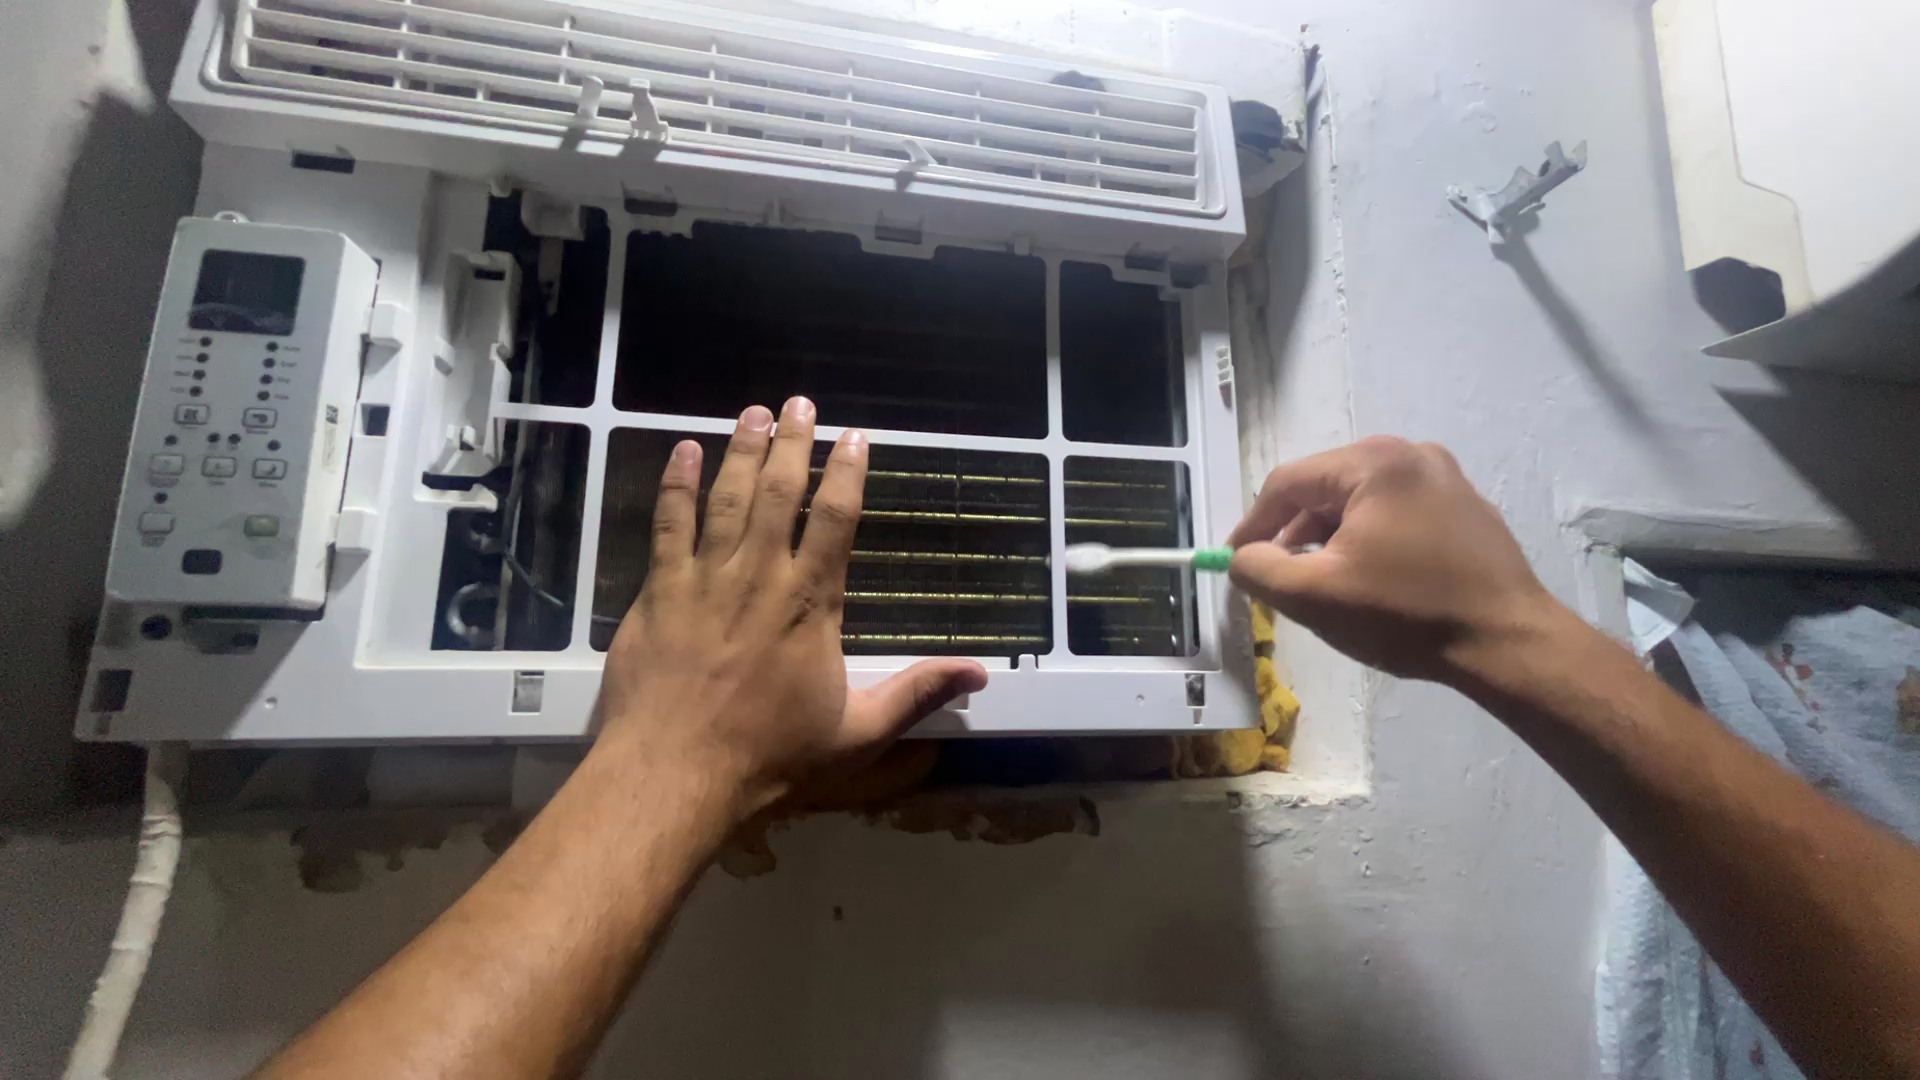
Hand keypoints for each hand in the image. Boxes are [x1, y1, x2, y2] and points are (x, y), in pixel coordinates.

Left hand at [594, 398, 988, 817]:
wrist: (676, 776)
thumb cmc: (772, 756)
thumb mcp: (860, 733)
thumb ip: (918, 693)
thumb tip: (980, 672)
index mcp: (810, 602)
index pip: (835, 520)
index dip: (847, 473)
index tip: (854, 437)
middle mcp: (760, 576)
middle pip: (778, 492)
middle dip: (790, 443)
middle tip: (798, 402)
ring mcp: (705, 579)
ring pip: (725, 498)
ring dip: (740, 450)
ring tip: (752, 412)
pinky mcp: (660, 593)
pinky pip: (668, 526)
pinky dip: (676, 485)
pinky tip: (684, 450)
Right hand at [1226, 437, 1557, 683]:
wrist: (1510, 646)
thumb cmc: (1404, 614)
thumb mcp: (1311, 595)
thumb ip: (1256, 568)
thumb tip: (1240, 557)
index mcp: (1372, 463)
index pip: (1286, 484)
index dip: (1252, 524)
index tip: (1235, 561)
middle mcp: (1410, 454)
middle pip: (1322, 488)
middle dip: (1291, 532)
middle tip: (1278, 575)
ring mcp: (1444, 478)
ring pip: (1356, 501)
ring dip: (1326, 538)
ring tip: (1321, 581)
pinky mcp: (1464, 507)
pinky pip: (1392, 512)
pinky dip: (1365, 538)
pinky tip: (1367, 578)